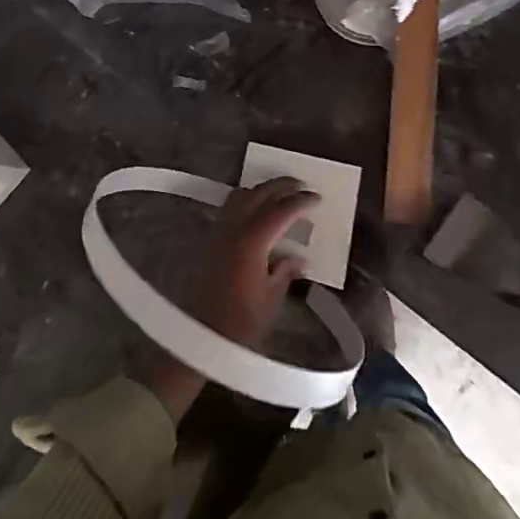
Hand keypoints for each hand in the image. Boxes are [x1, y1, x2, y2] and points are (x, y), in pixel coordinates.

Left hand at [140, 178, 318, 419]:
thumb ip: (286, 271)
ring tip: (281, 193)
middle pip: (258, 194)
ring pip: (240, 196)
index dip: (300, 202)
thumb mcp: (272, 298)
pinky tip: (257, 210)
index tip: (317, 198)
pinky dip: (247, 200)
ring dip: (262, 190)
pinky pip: (230, 207)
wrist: (202, 334)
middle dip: (281, 186)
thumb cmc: (241, 322)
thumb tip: (298, 258)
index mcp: (251, 241)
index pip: (280, 211)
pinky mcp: (210, 238)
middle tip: (301, 185)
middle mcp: (232, 229)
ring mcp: (218, 231)